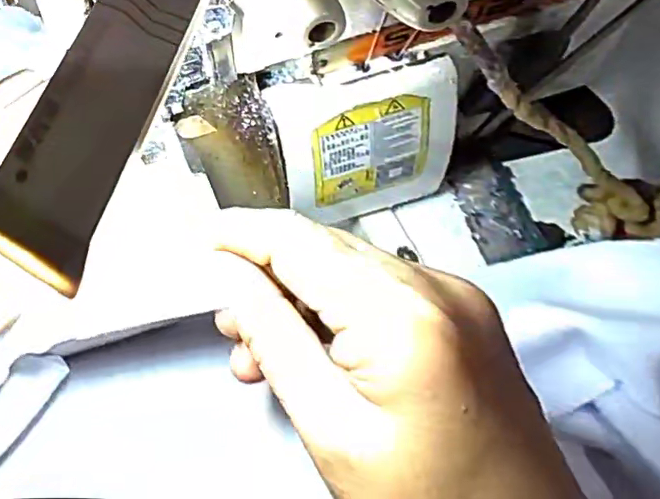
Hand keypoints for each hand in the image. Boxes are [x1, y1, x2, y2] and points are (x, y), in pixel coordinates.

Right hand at [212, 209, 580, 498]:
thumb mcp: (329, 425)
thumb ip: (269, 332)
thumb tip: (228, 271)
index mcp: (405, 316)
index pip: (292, 239)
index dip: (236, 233)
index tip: (199, 242)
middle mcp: (437, 290)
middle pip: (314, 247)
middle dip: (261, 274)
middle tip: (227, 317)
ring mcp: (455, 300)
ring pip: (337, 265)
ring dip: (291, 294)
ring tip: (260, 347)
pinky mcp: (460, 314)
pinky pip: (370, 285)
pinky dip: (329, 306)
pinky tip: (307, 346)